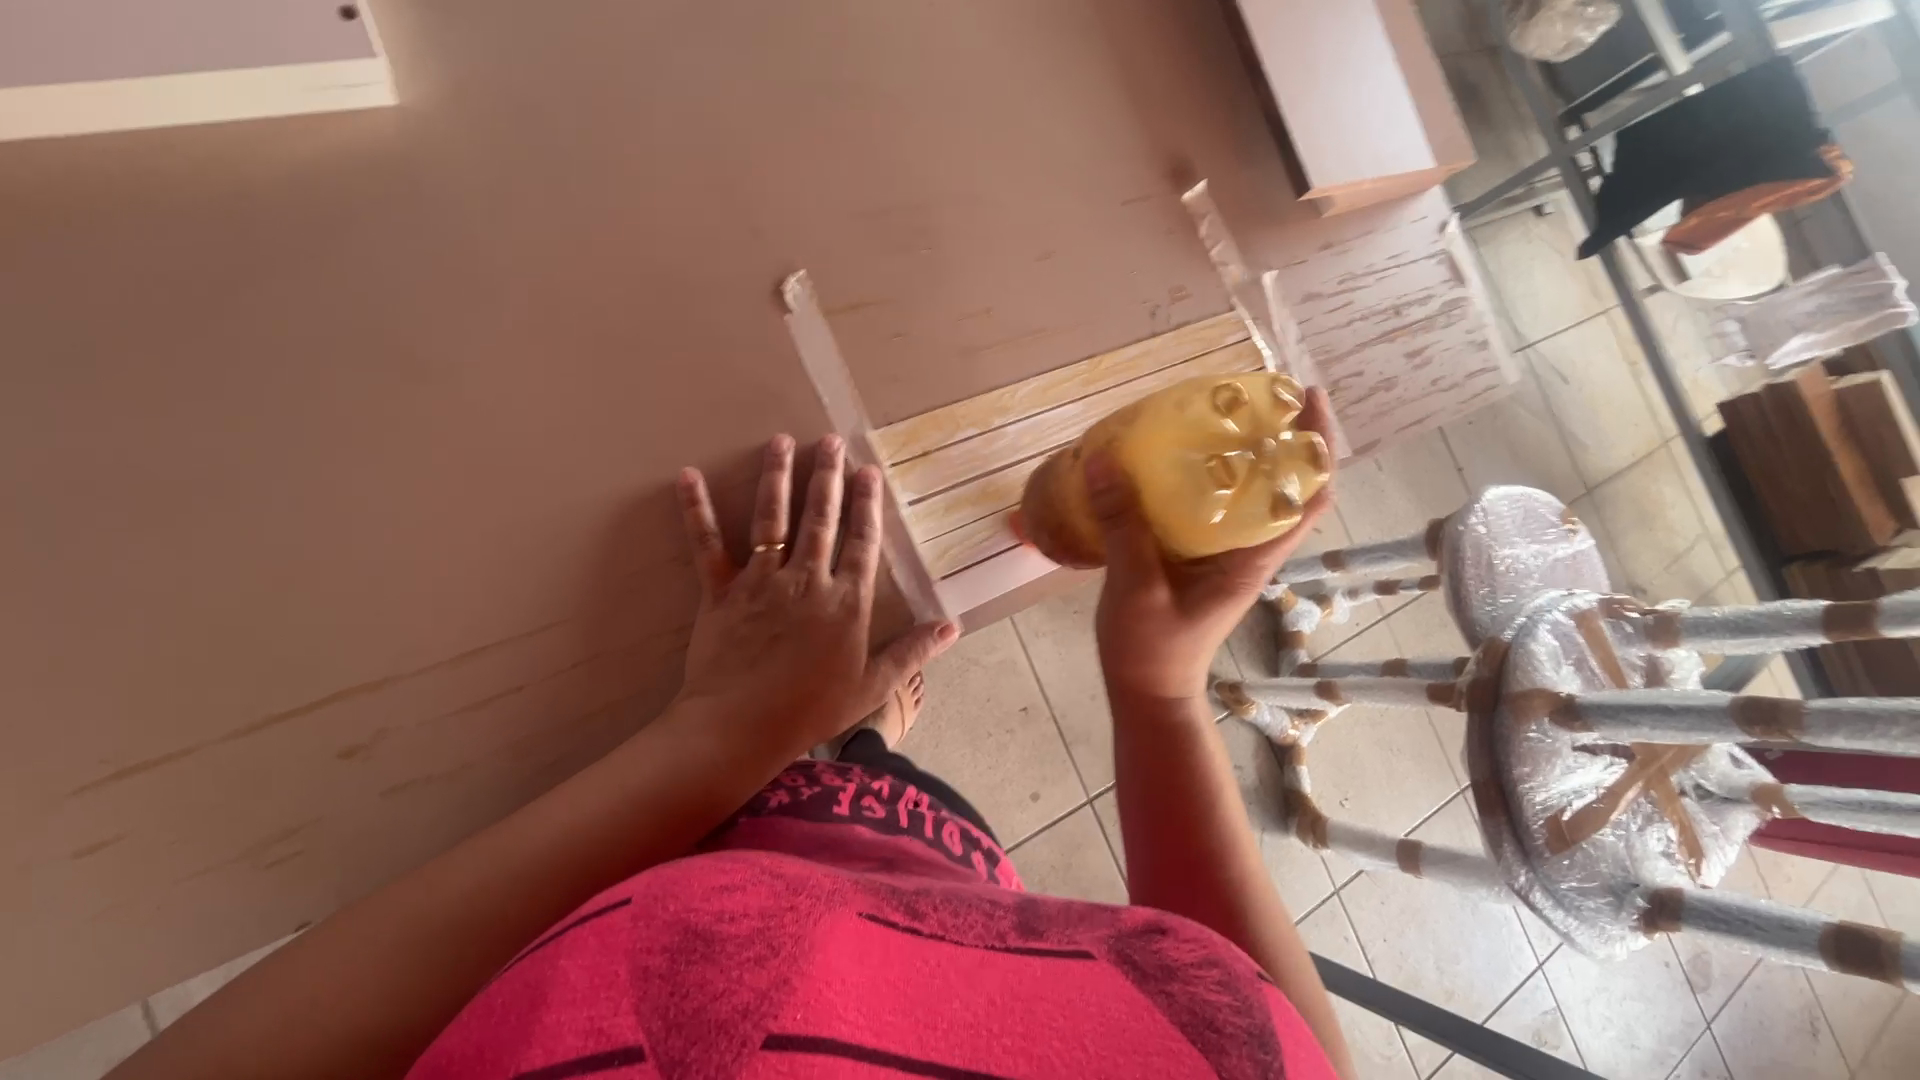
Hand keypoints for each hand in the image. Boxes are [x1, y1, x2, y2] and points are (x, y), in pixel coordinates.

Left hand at [674, 434, 958, 751]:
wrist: (741, 727)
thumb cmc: (812, 711)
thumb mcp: (873, 686)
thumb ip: (912, 652)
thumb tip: (953, 628)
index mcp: (846, 602)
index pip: (862, 542)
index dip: (867, 504)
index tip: (868, 470)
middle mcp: (806, 580)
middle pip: (820, 518)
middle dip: (827, 476)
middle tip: (830, 440)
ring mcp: (761, 582)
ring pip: (772, 519)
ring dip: (777, 476)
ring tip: (781, 441)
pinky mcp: (721, 592)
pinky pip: (708, 545)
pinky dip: (696, 510)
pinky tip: (687, 476)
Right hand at [1089, 387, 1336, 703]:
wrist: (1148, 693)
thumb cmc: (1152, 650)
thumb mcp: (1136, 587)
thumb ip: (1123, 526)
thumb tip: (1104, 460)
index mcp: (1252, 559)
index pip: (1310, 496)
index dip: (1319, 444)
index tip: (1306, 396)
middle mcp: (1248, 553)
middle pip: (1288, 487)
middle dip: (1284, 438)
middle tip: (1256, 393)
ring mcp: (1225, 558)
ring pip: (1253, 497)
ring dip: (1249, 456)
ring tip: (1219, 416)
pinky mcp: (1199, 562)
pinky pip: (1215, 511)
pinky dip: (1209, 481)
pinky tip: (1177, 464)